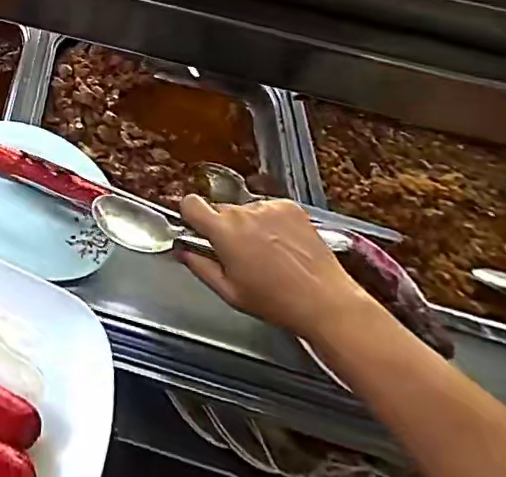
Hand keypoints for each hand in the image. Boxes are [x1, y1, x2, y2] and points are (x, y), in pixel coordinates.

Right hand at [178, 195, 374, 339]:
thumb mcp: (229, 292)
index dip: (190, 215)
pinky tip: (284, 247)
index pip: (191, 204)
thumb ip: (199, 266)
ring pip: (247, 211)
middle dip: (225, 228)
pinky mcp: (290, 206)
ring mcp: (269, 206)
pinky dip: (272, 223)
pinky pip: (270, 209)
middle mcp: (245, 211)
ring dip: (250, 226)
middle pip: (222, 210)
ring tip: (268, 255)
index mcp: (224, 231)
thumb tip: (182, 250)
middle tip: (239, 256)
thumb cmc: (275, 301)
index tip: (197, 229)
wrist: (323, 298)